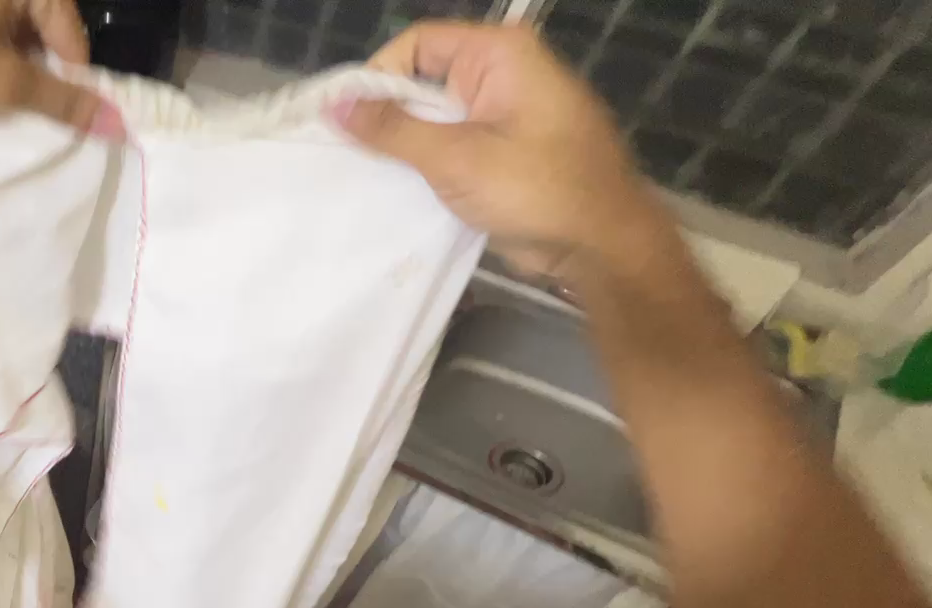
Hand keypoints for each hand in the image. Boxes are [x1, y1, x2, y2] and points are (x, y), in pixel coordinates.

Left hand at [0, 0, 121, 135]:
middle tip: (19, 112)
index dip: (68, 79)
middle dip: (34, 72)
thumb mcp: (2, 83)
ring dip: (6, 66)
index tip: (58, 116)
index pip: (70, 30)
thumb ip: (61, 102)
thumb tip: (116, 123)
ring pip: (8, 27)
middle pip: (39, 25)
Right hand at [334, 21, 662, 278]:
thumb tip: (336, 106)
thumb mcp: (456, 157)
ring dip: (396, 144)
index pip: (417, 44)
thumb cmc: (534, 188)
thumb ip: (393, 130)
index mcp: (497, 55)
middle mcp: (497, 74)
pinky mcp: (493, 151)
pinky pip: (443, 145)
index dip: (376, 77)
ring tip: (364, 174)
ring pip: (428, 116)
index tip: (344, 122)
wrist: (595, 240)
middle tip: (346, 155)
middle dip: (382, 114)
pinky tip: (395, 188)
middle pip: (420, 78)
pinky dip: (417, 163)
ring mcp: (496, 114)